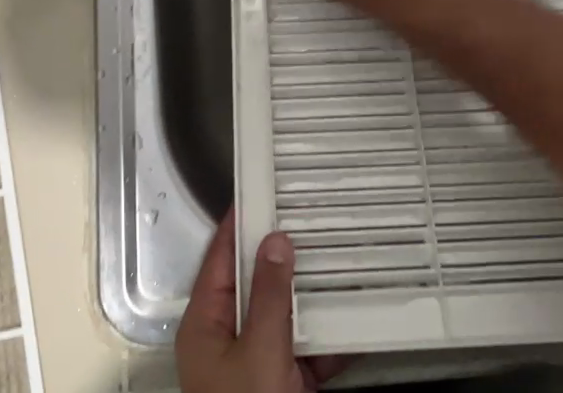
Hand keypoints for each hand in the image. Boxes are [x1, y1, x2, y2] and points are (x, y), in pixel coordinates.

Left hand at [177, 211, 349, 392]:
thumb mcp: (259, 351)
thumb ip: (269, 295)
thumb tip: (275, 240)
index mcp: (206, 324)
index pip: (221, 257)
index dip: (241, 222)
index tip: (264, 189)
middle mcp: (227, 337)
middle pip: (256, 282)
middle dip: (286, 256)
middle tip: (314, 220)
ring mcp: (254, 360)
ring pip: (285, 312)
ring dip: (313, 295)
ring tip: (342, 259)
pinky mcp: (282, 380)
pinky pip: (306, 345)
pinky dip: (329, 334)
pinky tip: (355, 312)